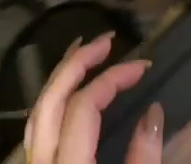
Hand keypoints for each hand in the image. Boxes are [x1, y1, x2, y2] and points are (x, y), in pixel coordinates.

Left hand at [25, 33, 162, 163]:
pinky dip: (52, 96)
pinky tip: (67, 87)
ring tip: (83, 49)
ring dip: (61, 74)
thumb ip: (143, 157)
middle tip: (107, 40)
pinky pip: (36, 124)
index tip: (142, 65)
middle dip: (78, 62)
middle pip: (51, 99)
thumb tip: (153, 111)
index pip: (84, 105)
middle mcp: (42, 161)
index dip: (113, 78)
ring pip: (37, 110)